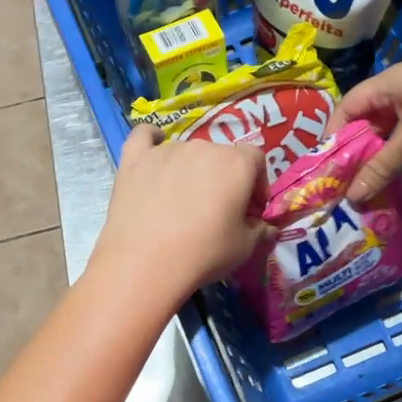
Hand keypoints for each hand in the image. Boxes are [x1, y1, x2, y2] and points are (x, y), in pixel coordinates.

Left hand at [92, 126, 275, 292]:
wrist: (144, 264)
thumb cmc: (203, 254)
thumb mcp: (245, 249)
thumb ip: (261, 231)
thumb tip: (267, 227)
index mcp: (236, 163)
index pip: (256, 159)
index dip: (258, 184)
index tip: (251, 210)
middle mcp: (203, 147)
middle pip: (221, 156)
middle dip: (225, 180)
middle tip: (218, 211)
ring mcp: (166, 151)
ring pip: (187, 152)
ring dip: (192, 170)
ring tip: (182, 201)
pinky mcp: (135, 160)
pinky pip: (145, 137)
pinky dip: (152, 142)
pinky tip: (153, 155)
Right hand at [330, 57, 401, 204]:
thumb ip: (379, 169)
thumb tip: (351, 197)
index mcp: (392, 82)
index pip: (350, 105)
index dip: (335, 134)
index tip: (326, 166)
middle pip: (376, 124)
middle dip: (363, 156)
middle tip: (348, 186)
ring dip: (390, 166)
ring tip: (374, 195)